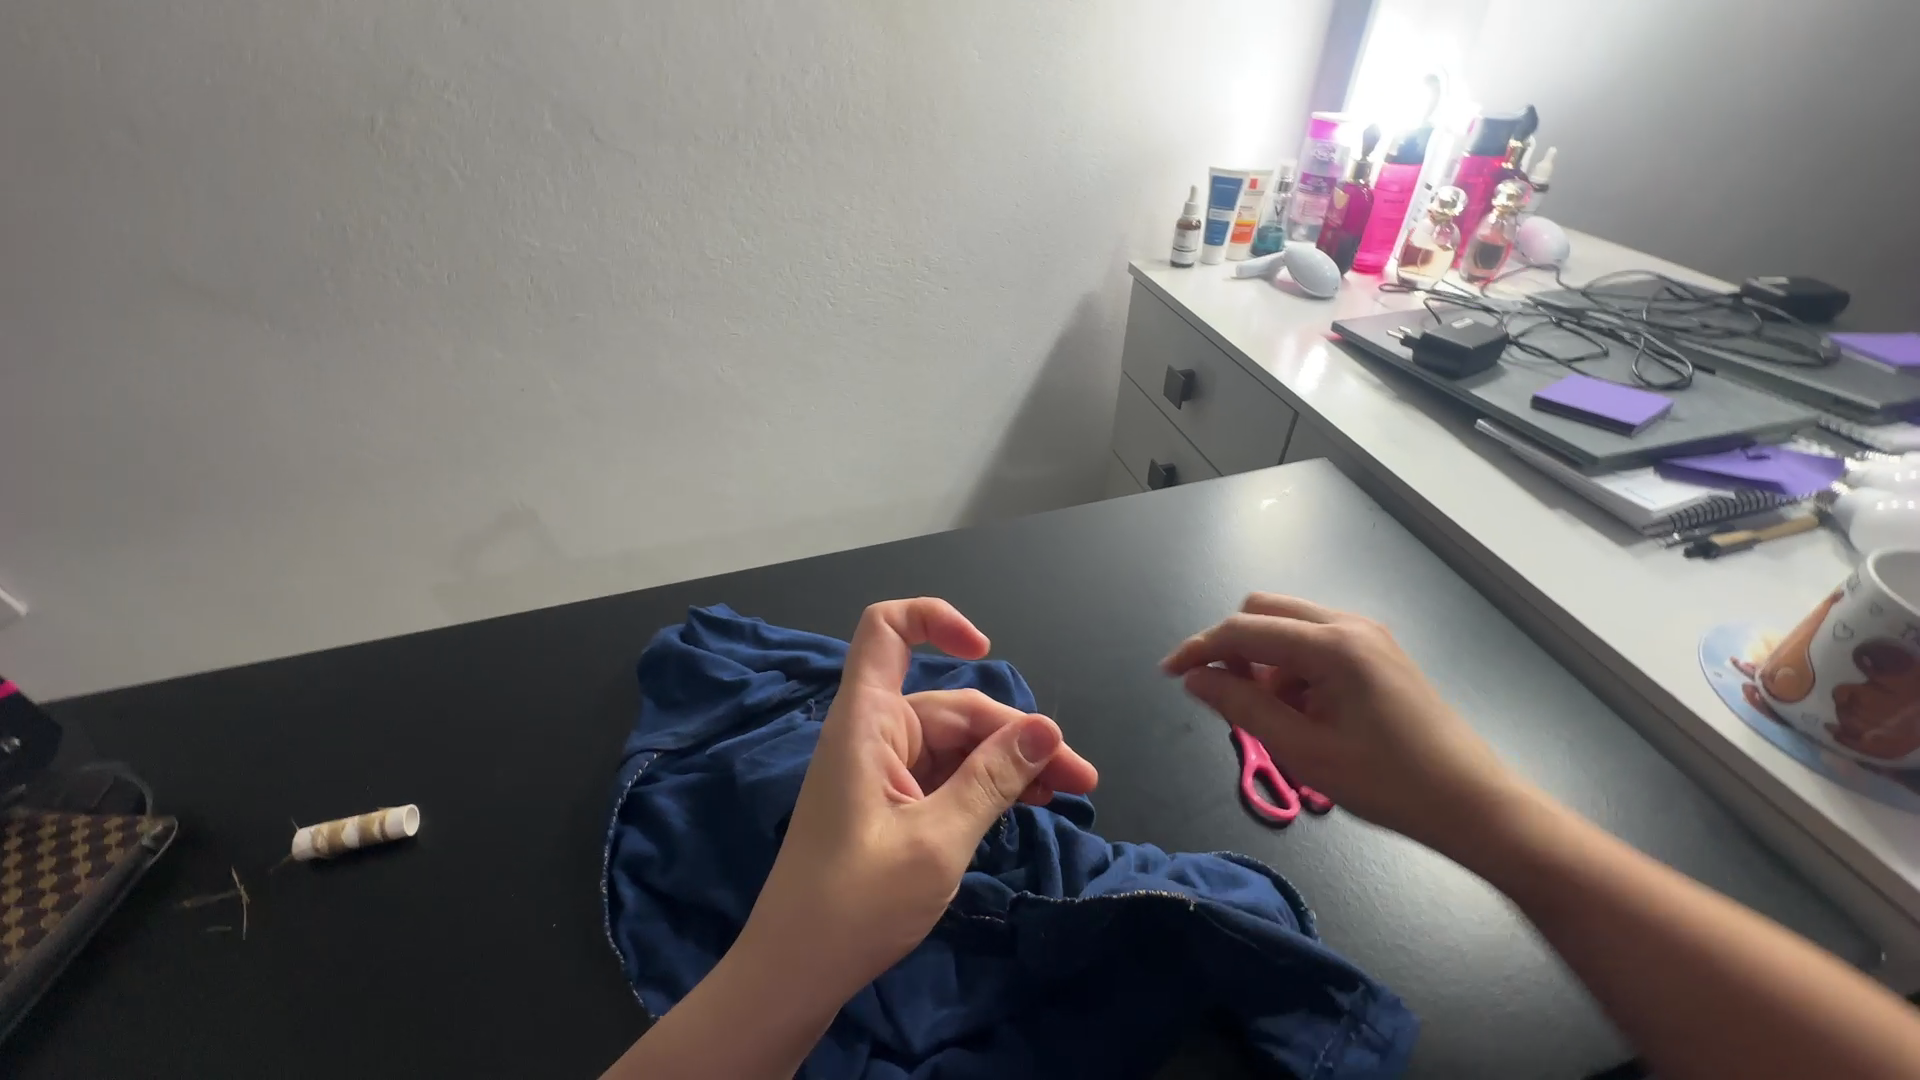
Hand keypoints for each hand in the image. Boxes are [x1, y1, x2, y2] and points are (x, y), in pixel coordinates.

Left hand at [735, 598, 1098, 1003]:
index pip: (886, 631)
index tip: (985, 650)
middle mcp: (876, 734)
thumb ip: (992, 780)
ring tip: (1068, 794)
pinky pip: (948, 776)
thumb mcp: (936, 842)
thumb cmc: (854, 906)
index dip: (934, 620)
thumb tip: (1047, 731)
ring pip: (958, 745)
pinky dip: (988, 785)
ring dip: (1011, 764)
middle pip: (953, 707)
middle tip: (1079, 779)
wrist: (794, 976)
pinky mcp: (892, 803)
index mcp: (867, 722)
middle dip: (1016, 734)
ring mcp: (884, 770)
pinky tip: (1030, 804)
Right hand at [1161, 593, 1524, 852]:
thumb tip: (1195, 678)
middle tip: (1227, 696)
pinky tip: (1304, 712)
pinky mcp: (1376, 651)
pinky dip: (1291, 667)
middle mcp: (1348, 625)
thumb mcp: (1303, 751)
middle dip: (1233, 648)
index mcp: (1332, 645)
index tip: (1170, 674)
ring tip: (1274, 717)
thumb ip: (1241, 707)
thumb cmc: (1388, 783)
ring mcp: (1367, 635)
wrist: (1474, 805)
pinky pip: (1313, 641)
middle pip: (1264, 611)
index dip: (1200, 649)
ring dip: (1264, 660)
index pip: (1244, 629)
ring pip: (1288, 625)